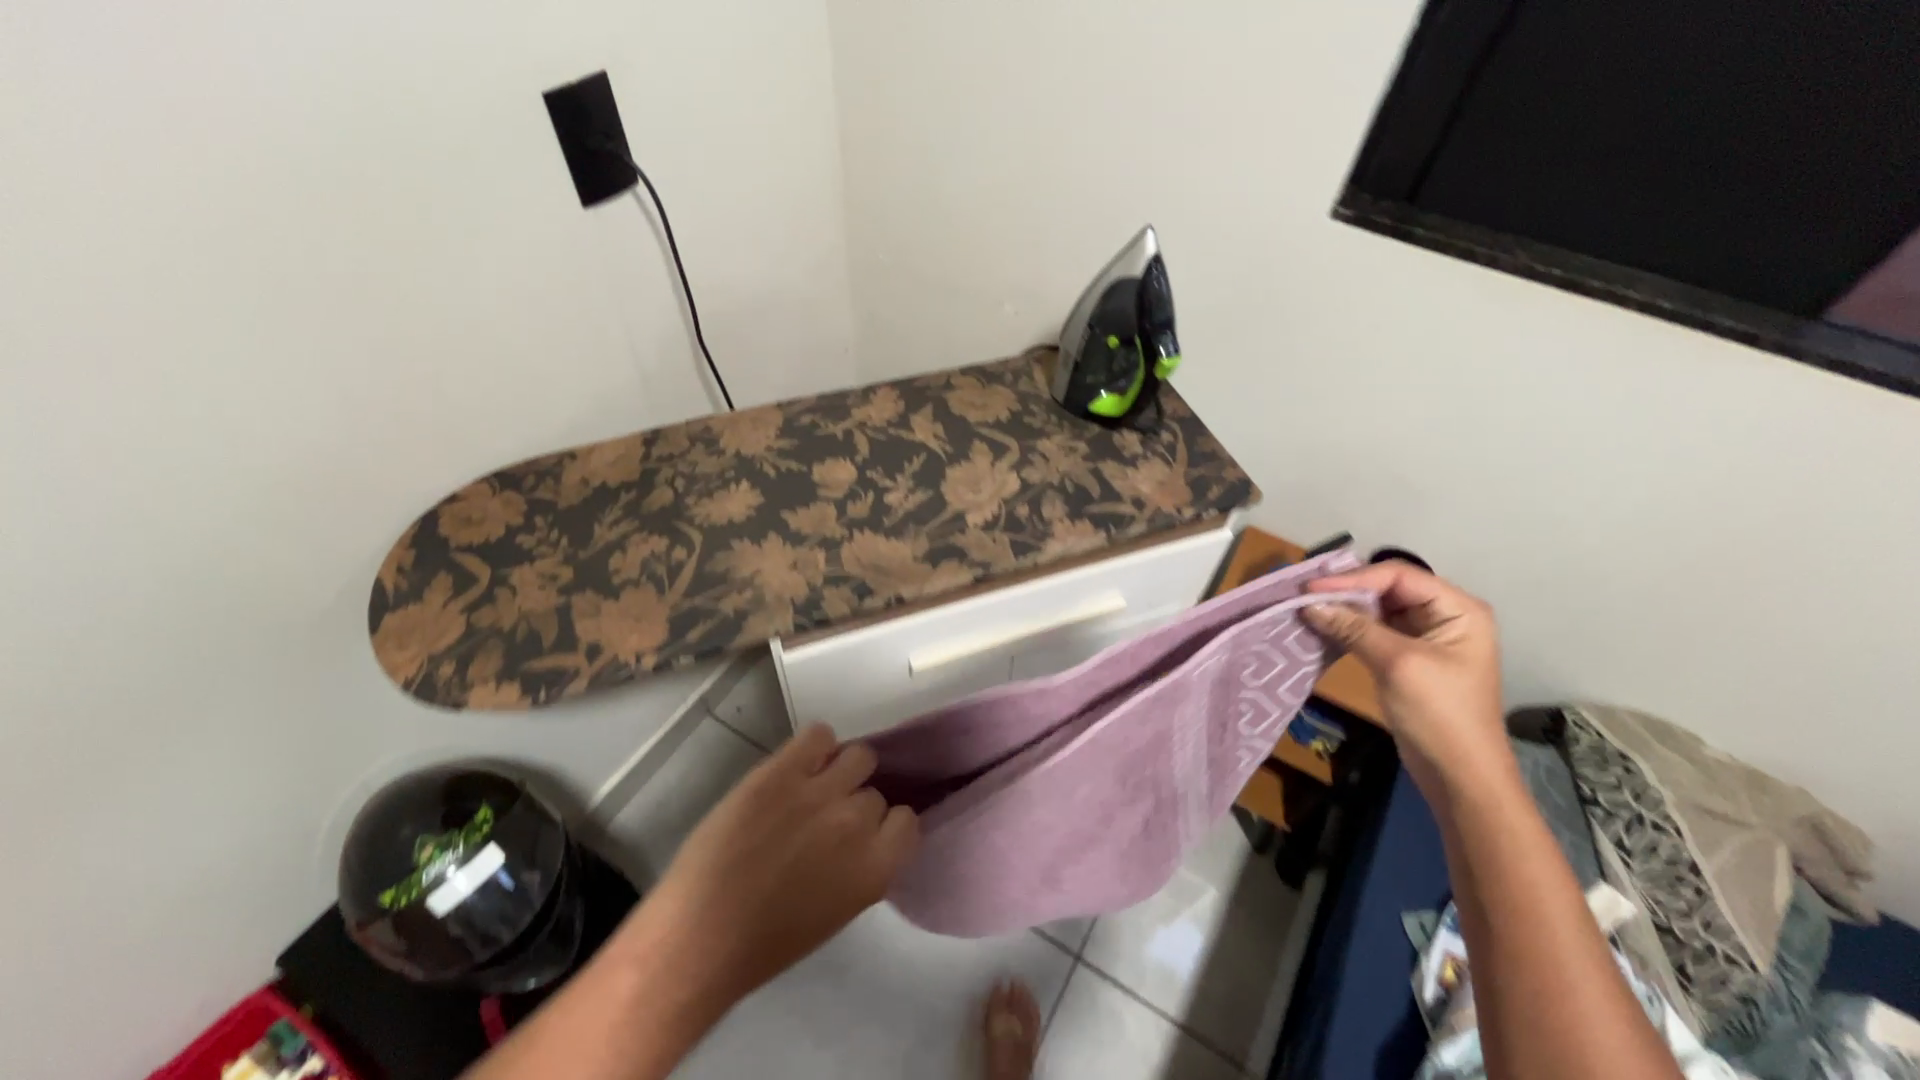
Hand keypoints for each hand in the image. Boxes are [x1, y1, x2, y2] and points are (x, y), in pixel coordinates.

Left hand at [624, 724, 919, 1013]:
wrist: (701, 934)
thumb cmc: (767, 942)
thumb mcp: (838, 911)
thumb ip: (861, 867)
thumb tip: (863, 838)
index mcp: (876, 867)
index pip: (907, 821)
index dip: (884, 825)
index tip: (865, 835)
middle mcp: (857, 823)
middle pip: (875, 791)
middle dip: (854, 803)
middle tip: (825, 820)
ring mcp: (819, 791)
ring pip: (858, 756)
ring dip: (841, 771)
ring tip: (813, 787)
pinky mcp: (781, 771)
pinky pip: (819, 734)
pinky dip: (815, 746)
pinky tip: (798, 767)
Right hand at [1300, 562, 1513, 800]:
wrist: (1459, 775)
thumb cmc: (1439, 714)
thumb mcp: (1397, 664)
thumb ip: (1354, 629)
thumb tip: (1310, 604)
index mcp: (1457, 609)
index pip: (1399, 575)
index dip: (1353, 578)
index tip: (1310, 589)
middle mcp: (1445, 615)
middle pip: (1389, 589)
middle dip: (1347, 591)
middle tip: (1303, 595)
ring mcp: (1427, 638)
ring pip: (1379, 610)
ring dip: (1345, 610)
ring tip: (1307, 609)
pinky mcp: (1409, 659)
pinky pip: (1375, 632)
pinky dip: (1350, 629)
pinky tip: (1323, 629)